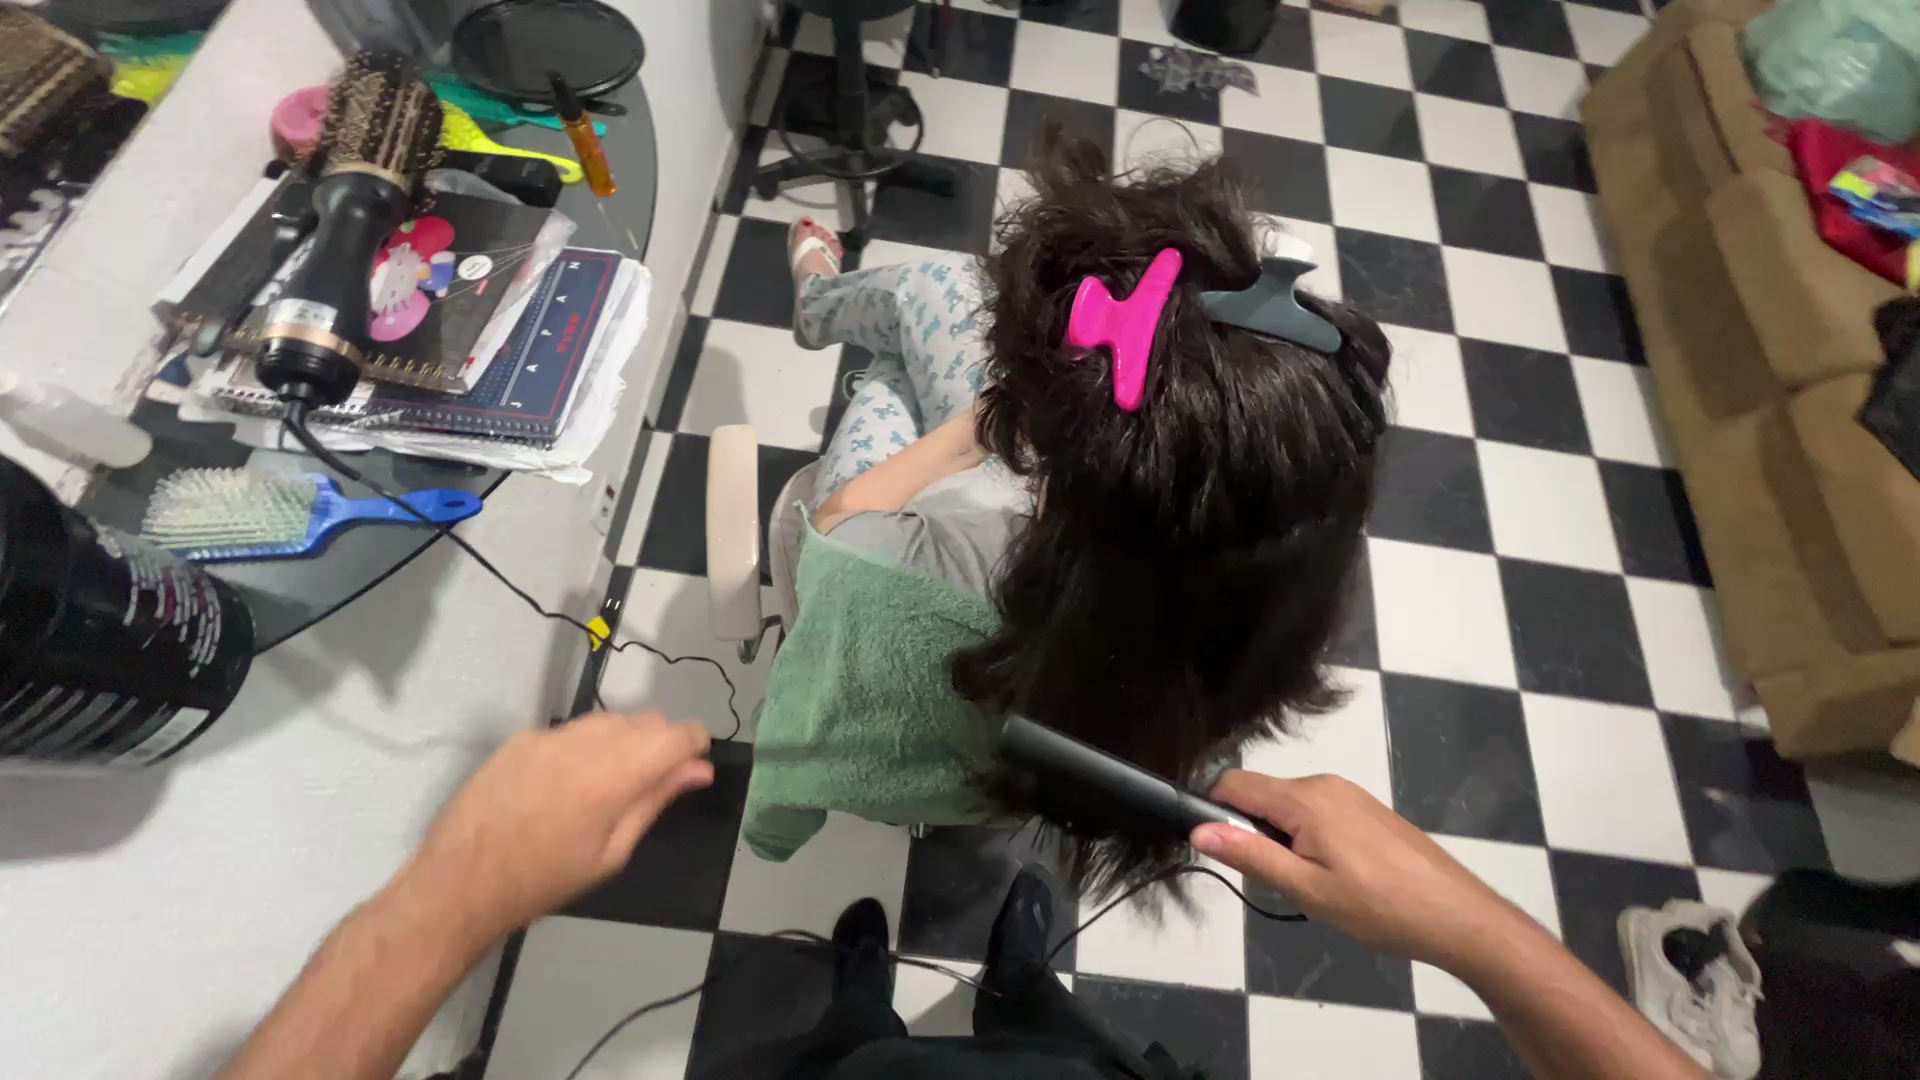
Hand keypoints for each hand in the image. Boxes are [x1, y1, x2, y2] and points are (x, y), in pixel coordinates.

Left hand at [397, 712, 712, 944]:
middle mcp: (590, 741)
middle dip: (659, 745)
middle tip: (644, 786)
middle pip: (649, 721)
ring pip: (611, 720)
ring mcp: (552, 735)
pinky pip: (571, 730)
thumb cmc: (546, 879)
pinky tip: (560, 784)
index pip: (681, 733)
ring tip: (600, 784)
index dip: (694, 748)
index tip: (690, 770)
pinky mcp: (523, 737)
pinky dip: (581, 748)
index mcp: (618, 773)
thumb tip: (700, 769)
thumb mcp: (614, 851)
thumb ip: (657, 800)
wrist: (457, 885)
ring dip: (622, 742)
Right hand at [1192, 771, 1524, 970]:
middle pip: (1261, 794)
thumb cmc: (1380, 908)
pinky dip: (1308, 835)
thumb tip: (1198, 830)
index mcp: (1303, 799)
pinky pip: (1316, 810)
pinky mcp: (1366, 807)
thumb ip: (1251, 855)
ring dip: (1282, 836)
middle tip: (1277, 879)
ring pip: (1288, 804)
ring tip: (1312, 882)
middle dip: (1252, 830)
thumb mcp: (1308, 890)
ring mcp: (1347, 793)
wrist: (1462, 919)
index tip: (1222, 849)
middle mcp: (1322, 784)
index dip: (1214, 810)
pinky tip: (1337, 874)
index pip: (1233, 783)